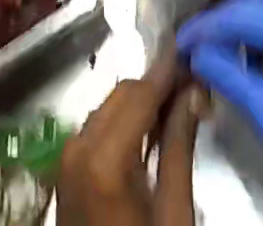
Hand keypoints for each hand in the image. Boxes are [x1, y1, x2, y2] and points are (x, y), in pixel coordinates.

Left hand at [56, 56, 207, 225]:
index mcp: (104, 156)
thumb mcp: (173, 212)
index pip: (139, 95)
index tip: (191, 51)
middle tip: (196, 84)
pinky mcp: (66, 164)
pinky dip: (125, 120)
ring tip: (181, 102)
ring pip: (109, 107)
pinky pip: (99, 126)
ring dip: (142, 101)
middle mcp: (78, 143)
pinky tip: (153, 126)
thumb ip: (179, 148)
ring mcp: (67, 153)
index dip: (167, 72)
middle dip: (157, 85)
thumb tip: (193, 94)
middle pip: (122, 95)